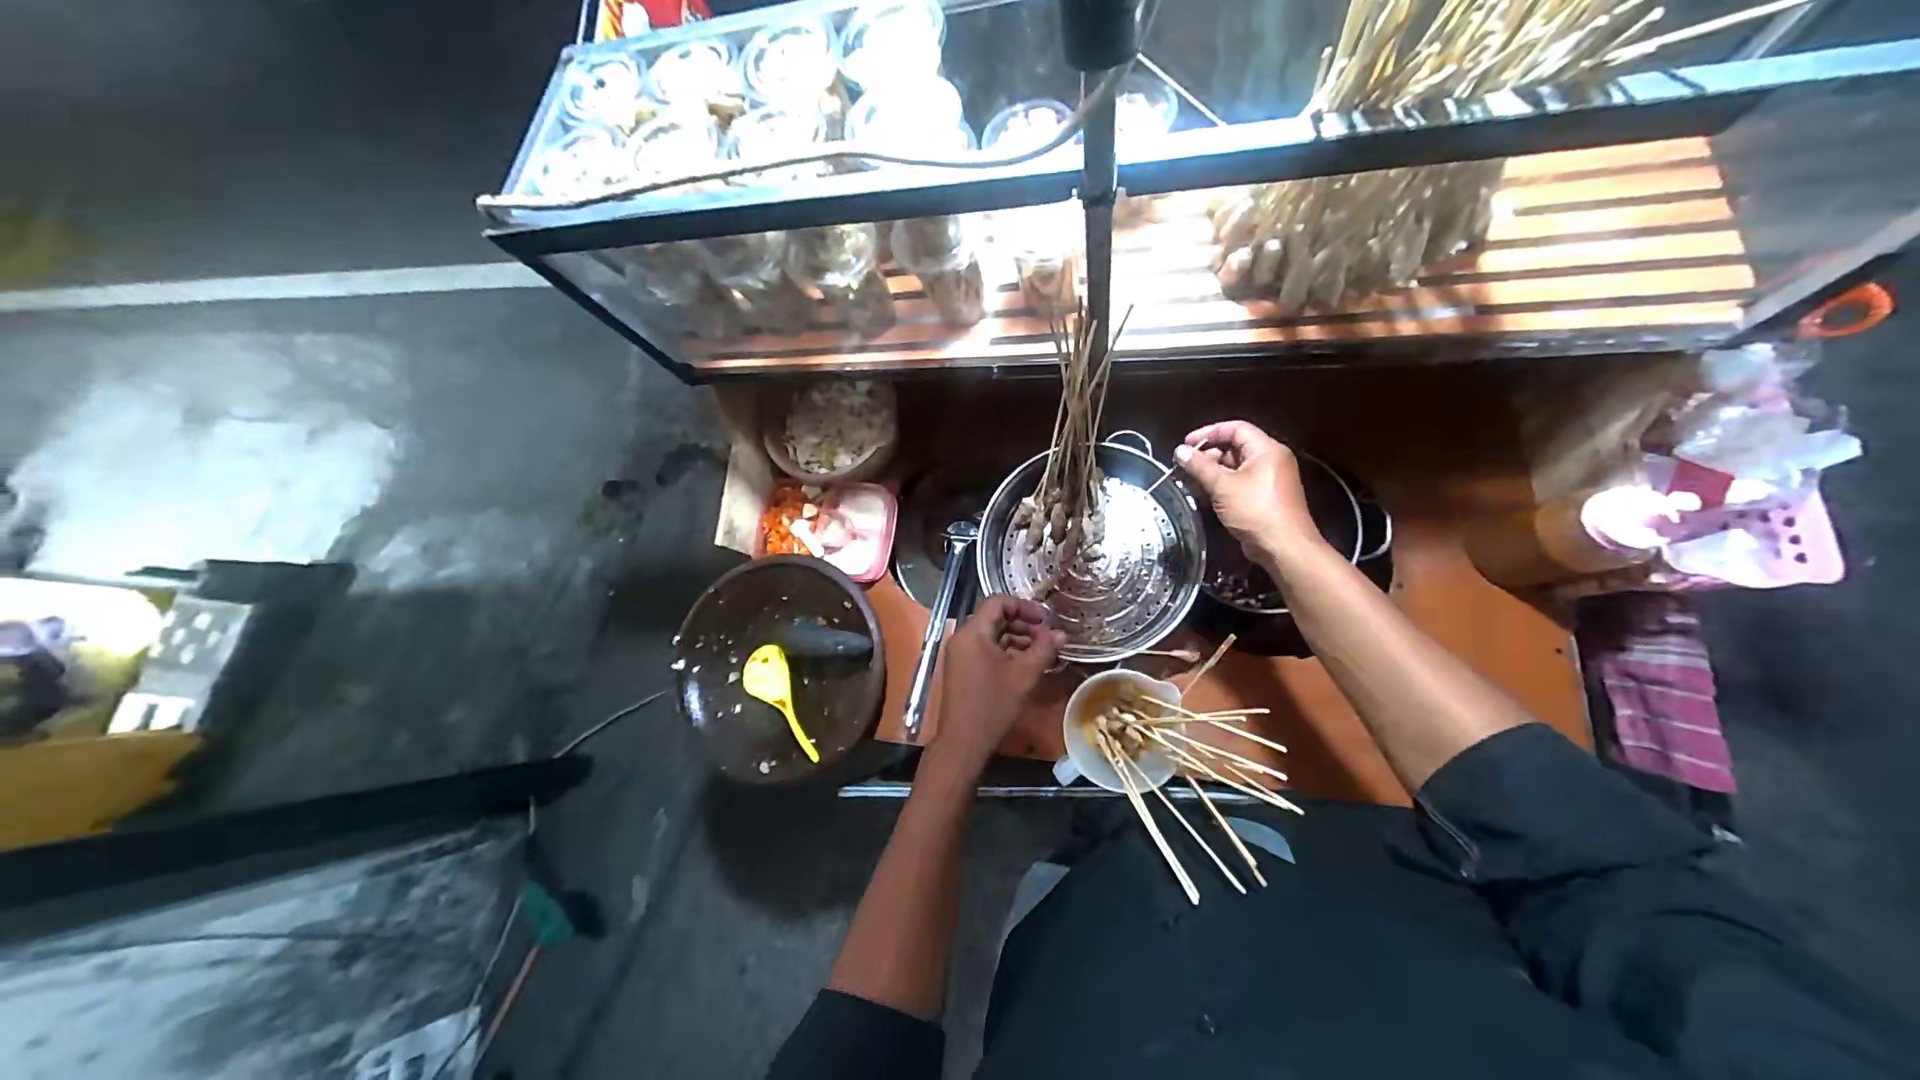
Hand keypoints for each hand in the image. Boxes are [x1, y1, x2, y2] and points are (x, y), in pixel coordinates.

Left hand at [926, 596, 1063, 774]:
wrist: (964, 740)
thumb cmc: (994, 704)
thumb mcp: (1024, 675)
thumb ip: (1043, 649)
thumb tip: (1061, 634)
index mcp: (973, 633)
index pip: (997, 602)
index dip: (1023, 606)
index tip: (1045, 620)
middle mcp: (962, 638)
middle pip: (994, 618)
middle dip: (1022, 624)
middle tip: (1046, 638)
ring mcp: (959, 654)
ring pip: (990, 635)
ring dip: (1015, 639)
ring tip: (1040, 652)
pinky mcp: (961, 669)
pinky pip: (984, 649)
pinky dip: (1004, 652)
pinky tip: (1024, 665)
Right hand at [1174, 420, 1326, 568]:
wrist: (1284, 547)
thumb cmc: (1256, 511)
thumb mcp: (1223, 486)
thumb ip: (1200, 466)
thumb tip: (1180, 451)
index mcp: (1266, 450)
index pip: (1236, 428)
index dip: (1209, 432)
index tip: (1186, 444)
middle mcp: (1271, 460)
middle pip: (1235, 447)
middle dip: (1208, 454)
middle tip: (1186, 465)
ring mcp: (1269, 479)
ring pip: (1236, 467)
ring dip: (1213, 472)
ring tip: (1191, 480)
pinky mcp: (1265, 497)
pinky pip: (1240, 483)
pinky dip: (1222, 485)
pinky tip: (1205, 494)